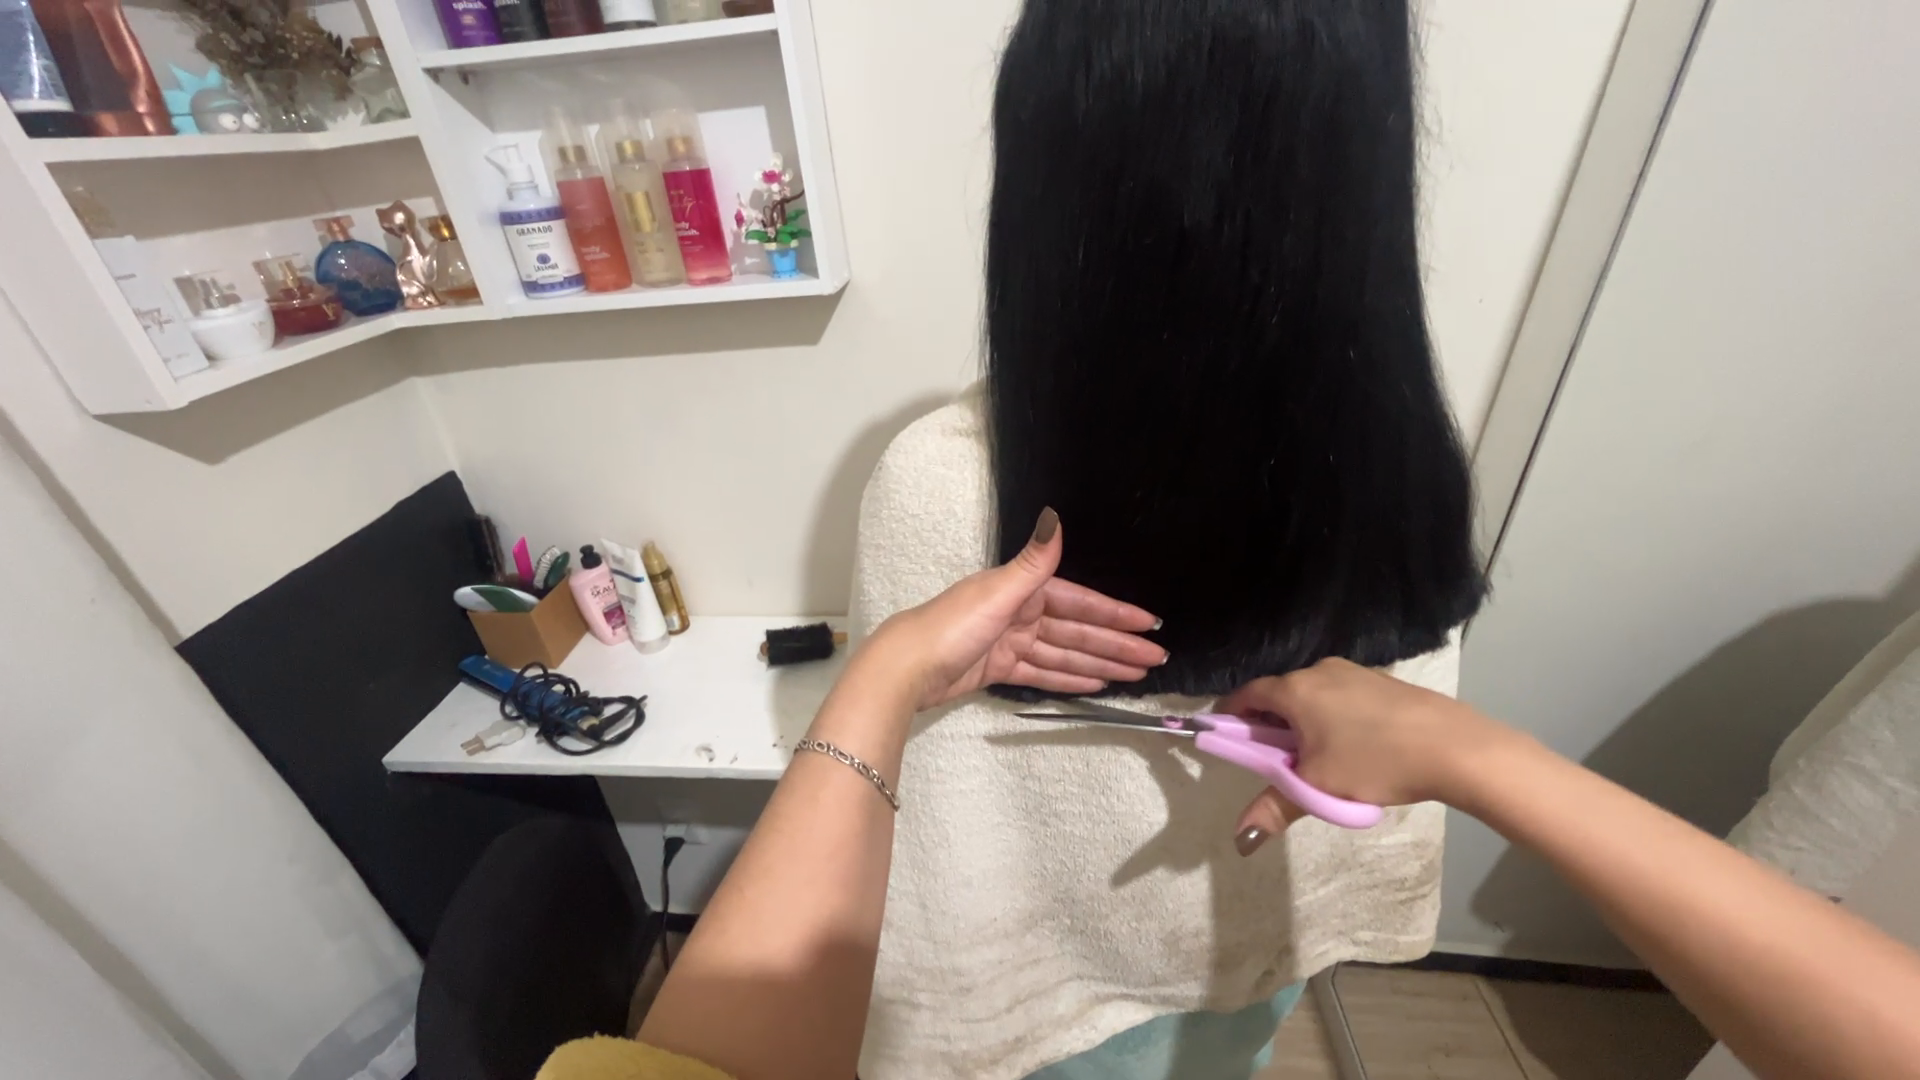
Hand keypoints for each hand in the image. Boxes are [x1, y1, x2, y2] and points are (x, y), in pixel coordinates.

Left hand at [860, 508, 1166, 709]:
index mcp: (1021, 591)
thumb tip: (1055, 516)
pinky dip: (1068, 677)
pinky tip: (1095, 683)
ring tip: (1134, 675)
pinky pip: (1042, 672)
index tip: (1149, 625)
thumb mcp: (997, 592)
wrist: (907, 667)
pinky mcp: (998, 668)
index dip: (1114, 614)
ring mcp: (1010, 643)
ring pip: (1063, 654)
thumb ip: (1033, 562)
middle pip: (1076, 631)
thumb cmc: (952, 626)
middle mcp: (1019, 613)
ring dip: (1098, 663)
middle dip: (1115, 644)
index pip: (1079, 602)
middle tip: (1154, 660)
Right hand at [1217, 658, 1515, 851]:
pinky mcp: (1383, 681)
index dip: (1232, 716)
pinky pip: (1342, 695)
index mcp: (1294, 690)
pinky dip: (1334, 715)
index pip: (1247, 695)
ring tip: (1318, 754)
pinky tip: (1356, 744)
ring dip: (1304, 718)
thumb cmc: (1375, 761)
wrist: (1457, 748)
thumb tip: (1240, 840)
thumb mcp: (1319, 788)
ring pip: (1313, 694)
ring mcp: (1354, 672)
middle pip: (1279, 693)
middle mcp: (1318, 671)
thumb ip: (1275, 806)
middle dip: (1270, 722)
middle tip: (1274, 757)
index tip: (1228, 739)